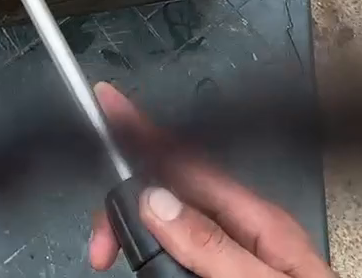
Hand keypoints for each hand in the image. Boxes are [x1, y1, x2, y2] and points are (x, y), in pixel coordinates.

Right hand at [89, 83, 333, 277]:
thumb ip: (213, 245)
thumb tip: (156, 201)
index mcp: (260, 221)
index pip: (188, 161)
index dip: (144, 129)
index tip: (110, 101)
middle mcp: (248, 230)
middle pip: (172, 194)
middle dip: (129, 208)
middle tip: (102, 248)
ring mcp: (241, 254)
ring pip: (173, 223)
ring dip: (140, 235)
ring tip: (115, 255)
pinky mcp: (232, 271)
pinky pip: (183, 252)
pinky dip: (158, 254)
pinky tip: (148, 261)